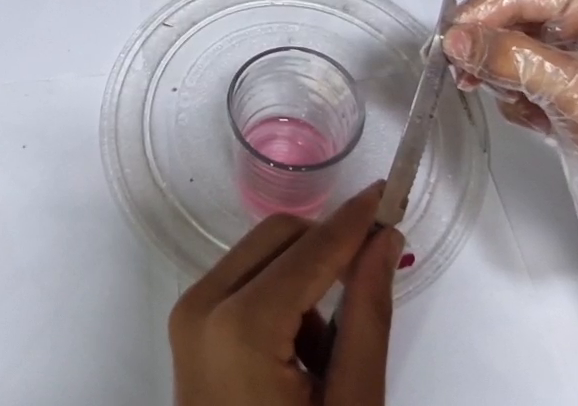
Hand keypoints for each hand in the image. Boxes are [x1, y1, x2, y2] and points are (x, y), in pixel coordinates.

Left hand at [170, 183, 402, 405]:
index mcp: (240, 324)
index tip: (389, 193)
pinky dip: (281, 298)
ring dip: (306, 280)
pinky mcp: (188, 325)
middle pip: (282, 236)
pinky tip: (298, 359)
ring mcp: (189, 313)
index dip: (355, 219)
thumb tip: (385, 240)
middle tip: (373, 280)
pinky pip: (245, 281)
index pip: (312, 249)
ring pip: (264, 254)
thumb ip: (369, 314)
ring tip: (327, 355)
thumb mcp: (351, 403)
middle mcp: (203, 303)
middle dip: (329, 250)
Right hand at [444, 0, 577, 260]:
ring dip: (506, 80)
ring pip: (515, 53)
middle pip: (514, 21)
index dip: (478, 17)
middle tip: (464, 80)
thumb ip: (513, 61)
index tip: (442, 46)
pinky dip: (522, 101)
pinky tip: (537, 122)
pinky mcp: (577, 92)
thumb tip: (452, 37)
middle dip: (491, 51)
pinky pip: (527, 82)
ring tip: (519, 107)